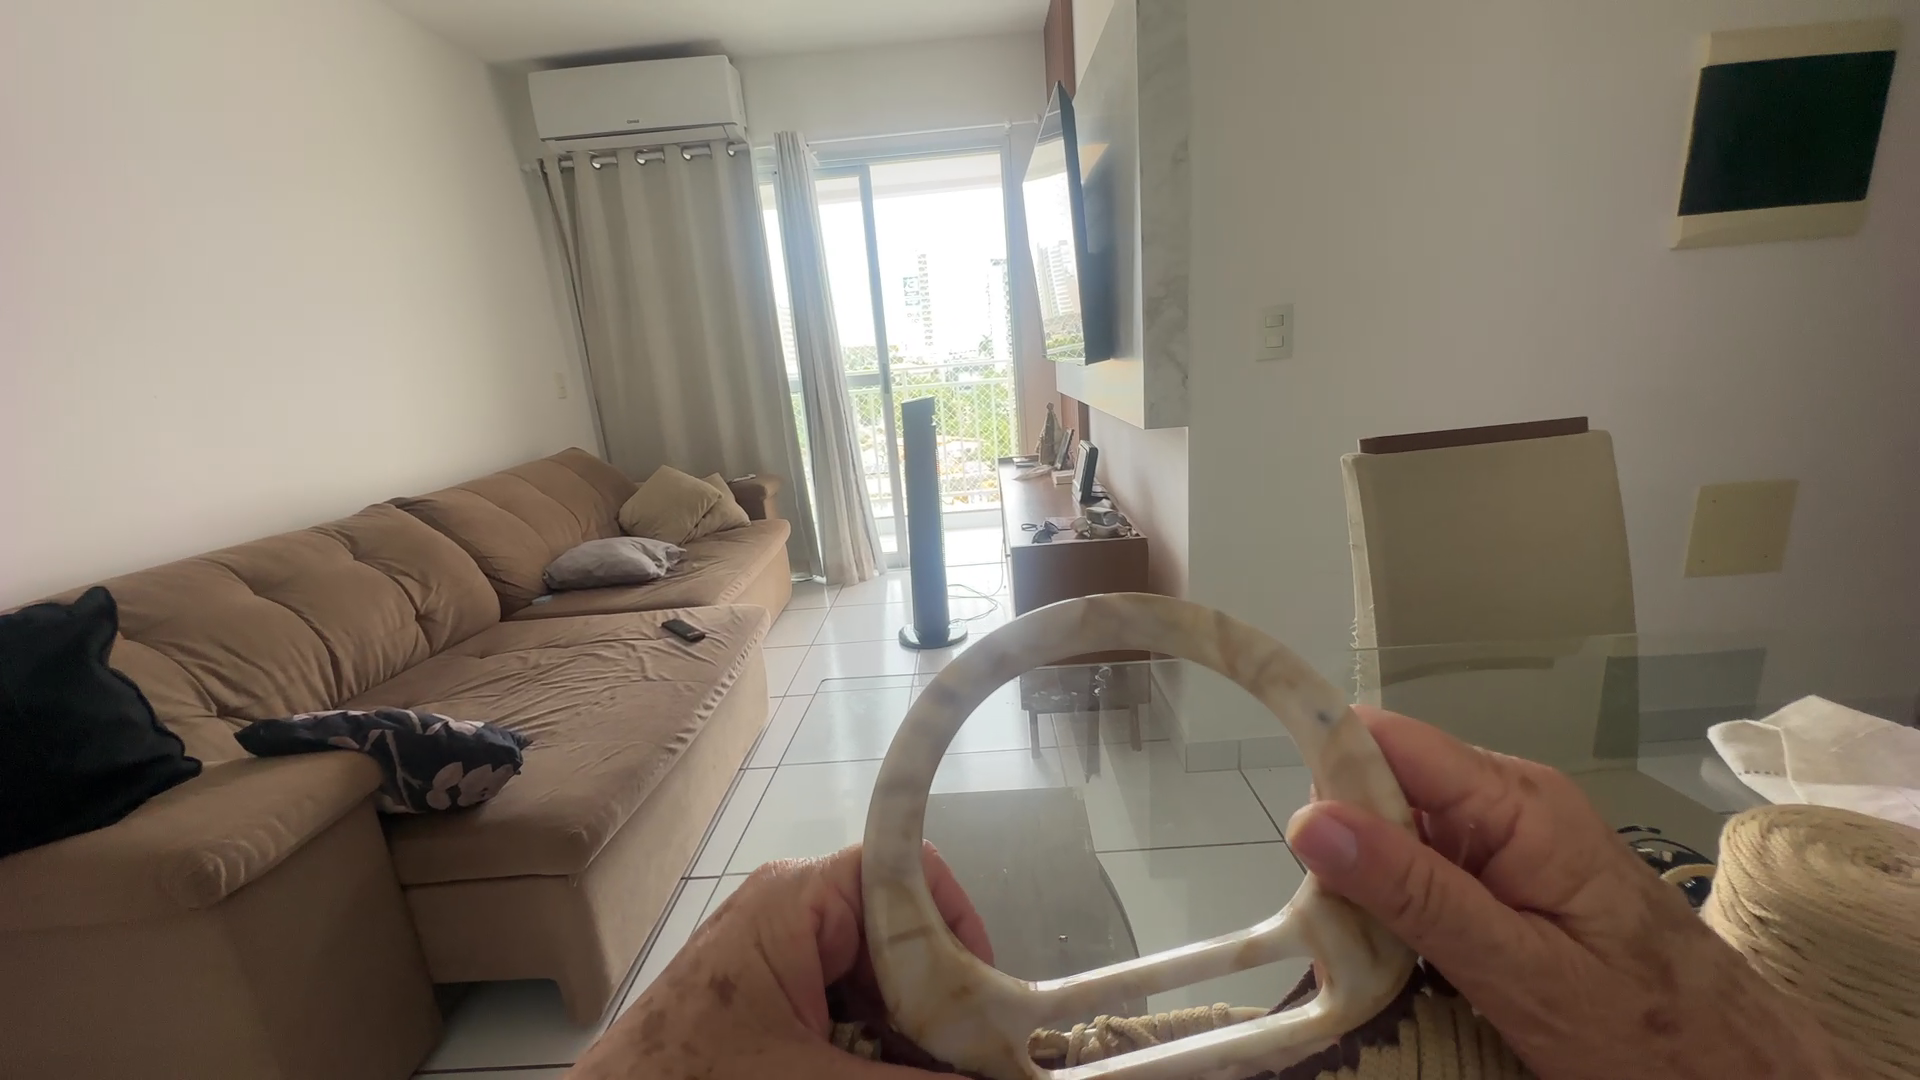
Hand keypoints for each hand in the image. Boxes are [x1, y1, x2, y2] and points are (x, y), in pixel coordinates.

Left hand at [570, 843, 991, 1078]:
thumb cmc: (696, 1079)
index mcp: (800, 898)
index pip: (903, 869)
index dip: (955, 919)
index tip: (985, 992)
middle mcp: (795, 906)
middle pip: (896, 927)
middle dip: (936, 992)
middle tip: (969, 1052)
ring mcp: (782, 946)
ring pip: (875, 969)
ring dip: (907, 1023)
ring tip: (932, 1067)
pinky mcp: (772, 984)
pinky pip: (844, 995)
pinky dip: (873, 1035)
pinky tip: (886, 1070)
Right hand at [1286, 707, 1841, 1079]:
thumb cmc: (1651, 1036)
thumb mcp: (1520, 972)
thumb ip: (1412, 892)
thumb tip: (1307, 821)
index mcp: (1513, 801)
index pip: (1385, 737)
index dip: (1323, 752)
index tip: (1288, 819)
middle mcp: (1503, 793)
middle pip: (1380, 773)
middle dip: (1342, 830)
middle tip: (1339, 912)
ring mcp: (1502, 825)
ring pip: (1391, 812)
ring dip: (1363, 865)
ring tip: (1370, 936)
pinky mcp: (1500, 857)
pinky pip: (1417, 845)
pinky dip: (1389, 885)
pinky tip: (1399, 935)